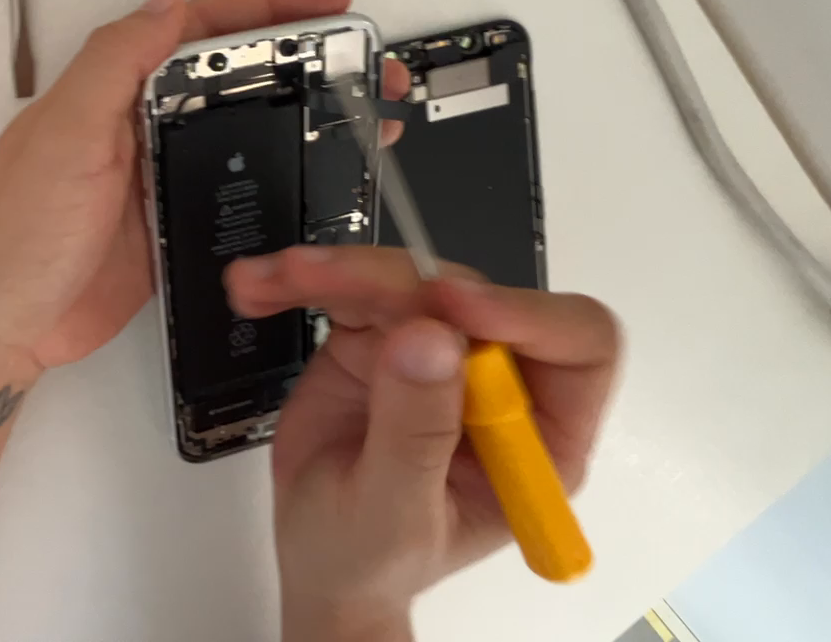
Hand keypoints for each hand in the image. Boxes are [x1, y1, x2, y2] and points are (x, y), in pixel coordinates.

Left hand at [0, 0, 354, 370]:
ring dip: (299, 118)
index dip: (266, 10)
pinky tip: (318, 178)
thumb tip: (167, 4)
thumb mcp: (63, 135)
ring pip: (242, 129)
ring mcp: (160, 173)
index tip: (328, 1)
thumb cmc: (19, 233)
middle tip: (367, 66)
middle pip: (232, 77)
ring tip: (363, 117)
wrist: (7, 327)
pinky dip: (278, 175)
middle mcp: (140, 123)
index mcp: (115, 90)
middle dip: (303, 63)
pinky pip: (235, 185)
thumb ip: (112, 64)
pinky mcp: (172, 219)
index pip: (198, 31)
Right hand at [224, 248, 620, 640]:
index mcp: (535, 432)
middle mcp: (489, 379)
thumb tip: (429, 336)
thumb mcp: (397, 513)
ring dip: (325, 272)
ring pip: (394, 279)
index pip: (573, 344)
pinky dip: (294, 283)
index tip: (445, 303)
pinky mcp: (372, 336)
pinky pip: (341, 290)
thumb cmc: (371, 558)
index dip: (522, 310)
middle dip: (384, 280)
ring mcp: (428, 352)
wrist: (316, 554)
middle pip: (460, 294)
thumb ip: (415, 433)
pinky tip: (256, 287)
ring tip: (260, 281)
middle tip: (309, 278)